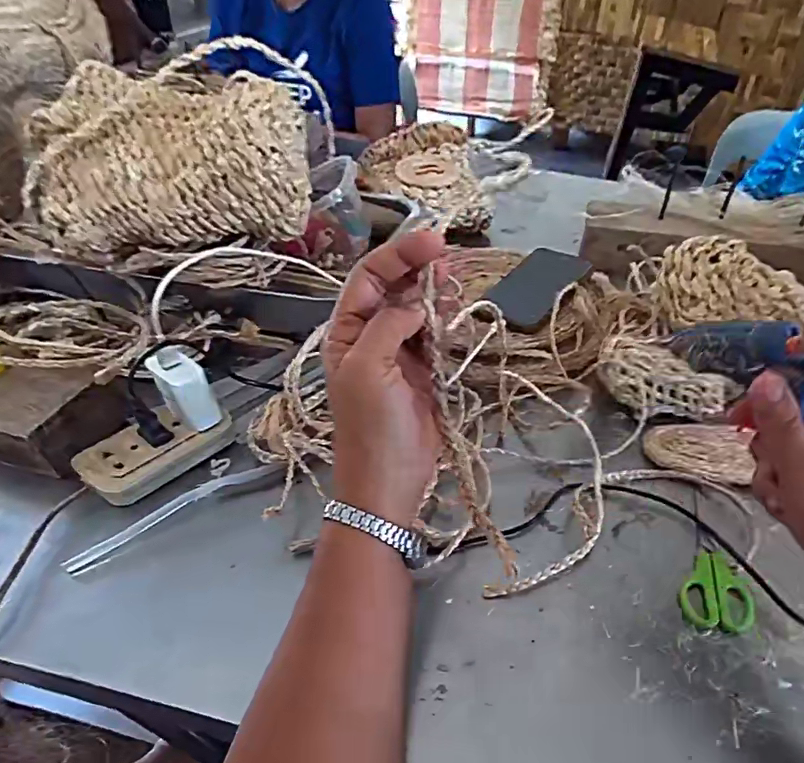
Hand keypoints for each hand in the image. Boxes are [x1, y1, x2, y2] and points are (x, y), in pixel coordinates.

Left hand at [324, 230, 447, 524]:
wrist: (391, 480)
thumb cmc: (371, 426)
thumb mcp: (368, 368)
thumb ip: (390, 324)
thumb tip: (417, 300)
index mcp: (347, 332)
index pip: (369, 278)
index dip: (398, 256)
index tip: (433, 241)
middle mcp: (372, 338)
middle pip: (395, 290)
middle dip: (419, 271)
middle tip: (449, 260)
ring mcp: (400, 357)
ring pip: (420, 313)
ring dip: (436, 297)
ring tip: (455, 286)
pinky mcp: (426, 377)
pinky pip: (437, 340)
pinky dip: (447, 326)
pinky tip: (456, 316)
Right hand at [734, 371, 803, 568]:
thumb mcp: (799, 471)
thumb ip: (779, 424)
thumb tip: (764, 376)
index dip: (771, 412)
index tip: (739, 428)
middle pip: (801, 429)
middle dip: (775, 457)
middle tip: (773, 485)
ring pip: (803, 459)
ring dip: (782, 480)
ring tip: (785, 507)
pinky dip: (799, 494)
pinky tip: (795, 515)